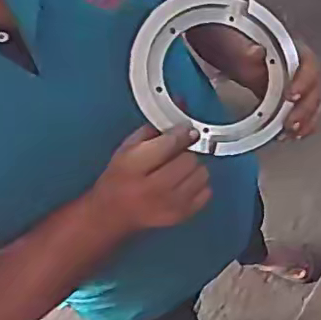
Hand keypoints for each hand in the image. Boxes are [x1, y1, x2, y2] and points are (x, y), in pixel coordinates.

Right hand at [89, 126, 211, 232]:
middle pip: (190, 159)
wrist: (113, 214)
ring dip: (194, 169)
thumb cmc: (120, 177)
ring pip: (202, 174)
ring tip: (178, 171)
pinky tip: (183, 185)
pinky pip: (207, 192)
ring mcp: (170, 205)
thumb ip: (156, 127)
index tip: (186, 130)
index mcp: (133, 166)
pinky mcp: (182, 216)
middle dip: (186, 153)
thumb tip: (183, 104)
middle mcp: (153, 188)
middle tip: (176, 155)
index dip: (182, 133)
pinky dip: (198, 185)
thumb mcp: (128, 147)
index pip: (170, 143)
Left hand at [230, 40, 320, 139]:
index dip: (304, 81)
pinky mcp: (289, 99)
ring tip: (290, 133)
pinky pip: (304, 113)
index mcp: (290, 48)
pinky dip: (301, 126)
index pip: (308, 63)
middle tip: (290, 124)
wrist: (225, 46)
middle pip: (313, 88)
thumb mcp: (232, 40)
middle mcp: (298, 66)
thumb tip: (256, 53)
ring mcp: (296, 83)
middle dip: (305, 108)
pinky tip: (290, 135)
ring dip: (305, 120)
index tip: (291, 96)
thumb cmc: (231, 40)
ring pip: (312, 102)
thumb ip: (244, 48)